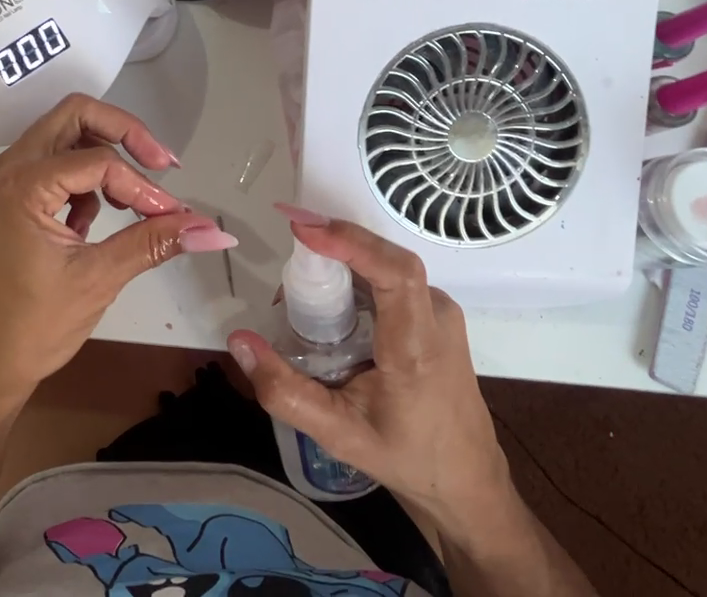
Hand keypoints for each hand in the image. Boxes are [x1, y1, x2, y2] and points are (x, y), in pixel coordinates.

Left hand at [0, 94, 237, 406]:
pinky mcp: (16, 196)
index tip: (171, 215)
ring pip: (67, 133)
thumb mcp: (101, 278)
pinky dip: (87, 176)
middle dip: (125, 133)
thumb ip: (155, 242)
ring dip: (107, 153)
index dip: (141, 184)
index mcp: (24, 185)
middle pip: (76, 115)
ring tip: (137, 198)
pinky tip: (99, 217)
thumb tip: (213, 230)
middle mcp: (11, 168)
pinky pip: (58, 161)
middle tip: (162, 164)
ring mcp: (10, 179)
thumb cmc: (37, 324)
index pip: (98, 160)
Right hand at [228, 210, 513, 537]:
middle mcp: (436, 317)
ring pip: (383, 267)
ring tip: (297, 303)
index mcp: (417, 346)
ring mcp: (439, 312)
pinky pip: (389, 280)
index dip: (349, 241)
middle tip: (284, 281)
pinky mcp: (434, 314)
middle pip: (382, 261)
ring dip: (338, 268)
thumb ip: (284, 390)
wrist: (467, 478)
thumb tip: (239, 341)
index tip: (302, 228)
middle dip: (329, 252)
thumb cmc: (406, 455)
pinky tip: (325, 310)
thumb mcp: (337, 434)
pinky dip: (352, 280)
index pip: (395, 273)